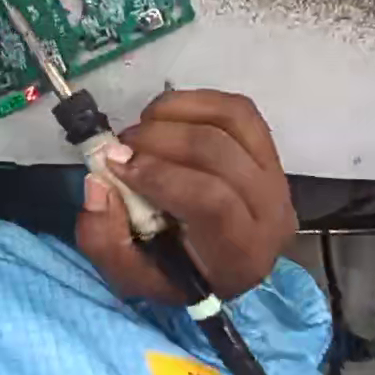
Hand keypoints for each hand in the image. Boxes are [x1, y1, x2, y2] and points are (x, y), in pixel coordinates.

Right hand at [74, 90, 295, 301]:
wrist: (207, 263)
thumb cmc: (167, 271)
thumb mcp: (124, 272)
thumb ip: (102, 236)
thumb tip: (99, 182)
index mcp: (239, 253)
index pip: (212, 201)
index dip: (159, 174)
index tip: (114, 165)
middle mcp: (270, 211)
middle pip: (218, 153)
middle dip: (156, 140)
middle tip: (119, 148)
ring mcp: (275, 175)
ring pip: (230, 121)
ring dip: (172, 115)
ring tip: (139, 131)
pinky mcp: (267, 148)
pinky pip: (235, 109)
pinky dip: (191, 102)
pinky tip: (161, 117)